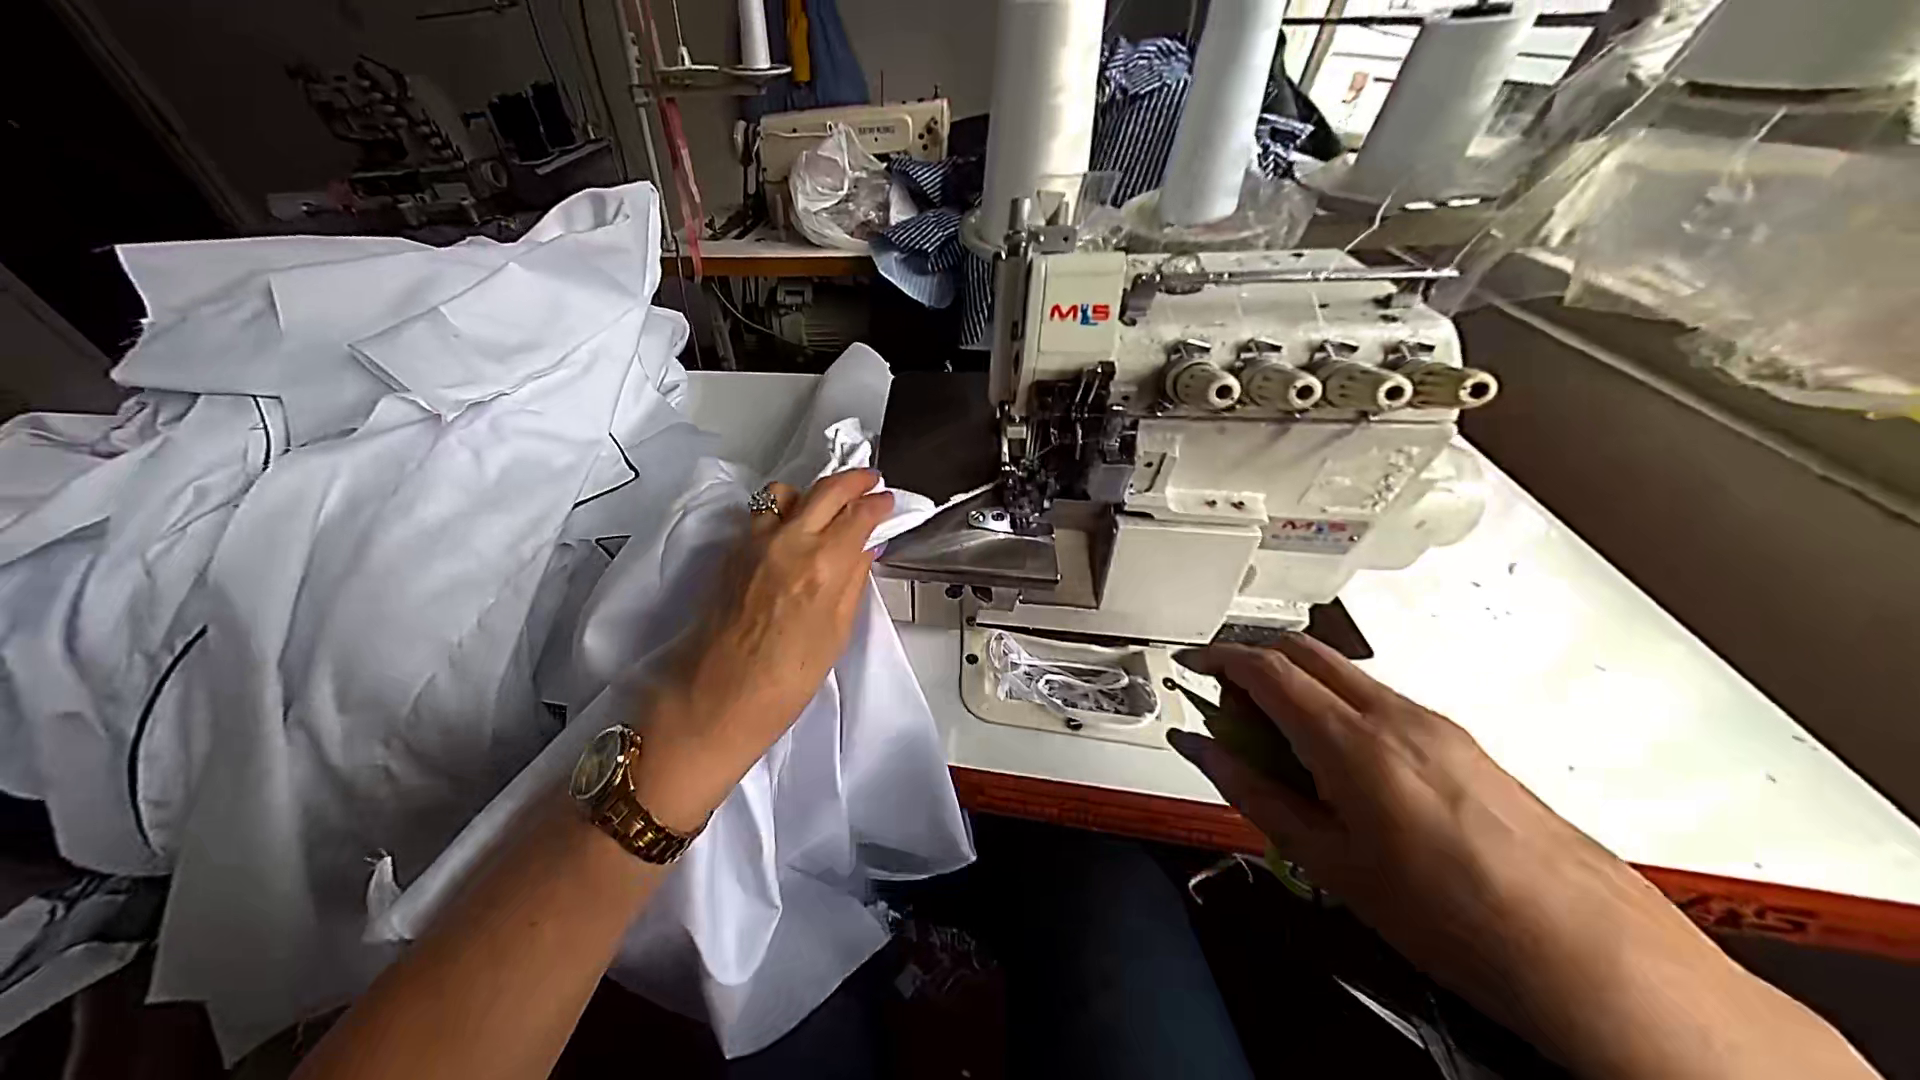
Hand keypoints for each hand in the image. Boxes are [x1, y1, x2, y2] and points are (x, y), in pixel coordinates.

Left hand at [629, 470, 891, 831]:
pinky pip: (762, 514)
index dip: (879, 504)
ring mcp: (755, 543)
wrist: (718, 696)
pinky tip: (795, 531)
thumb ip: (853, 580)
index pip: (859, 514)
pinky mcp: (733, 551)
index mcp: (822, 566)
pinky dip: (784, 511)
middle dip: (854, 480)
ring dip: (814, 492)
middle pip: (826, 489)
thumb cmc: (786, 678)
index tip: (888, 501)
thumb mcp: (837, 631)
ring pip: (787, 492)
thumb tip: (864, 549)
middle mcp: (788, 543)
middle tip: (870, 481)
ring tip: (828, 506)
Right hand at [1171, 635, 1878, 1079]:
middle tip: (1232, 711)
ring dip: (1297, 690)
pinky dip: (1337, 710)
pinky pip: (1378, 700)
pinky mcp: (1459, 739)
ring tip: (1285, 754)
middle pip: (1302, 651)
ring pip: (1341, 674)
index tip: (1194, 662)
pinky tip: (1339, 770)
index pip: (1264, 668)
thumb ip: (1252, 792)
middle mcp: (1396, 716)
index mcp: (1353, 743)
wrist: (1589, 955)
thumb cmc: (1461, 918)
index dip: (1217, 656)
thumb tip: (1206, 754)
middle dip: (1254, 665)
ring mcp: (1434, 723)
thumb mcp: (1327, 860)